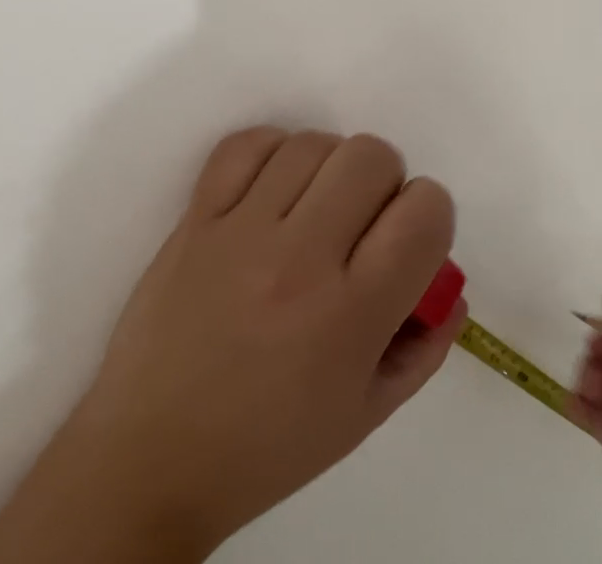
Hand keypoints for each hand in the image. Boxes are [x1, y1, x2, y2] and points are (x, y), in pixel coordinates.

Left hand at [0, 128, 463, 563]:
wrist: (151, 457)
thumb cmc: (268, 448)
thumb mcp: (367, 414)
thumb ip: (424, 348)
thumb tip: (449, 289)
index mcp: (352, 315)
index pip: (424, 212)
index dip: (431, 216)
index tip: (411, 242)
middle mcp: (300, 259)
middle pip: (371, 157)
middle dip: (386, 184)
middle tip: (364, 227)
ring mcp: (240, 232)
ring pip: (311, 144)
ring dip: (330, 168)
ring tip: (315, 210)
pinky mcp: (193, 221)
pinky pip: (243, 145)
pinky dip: (271, 153)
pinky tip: (272, 190)